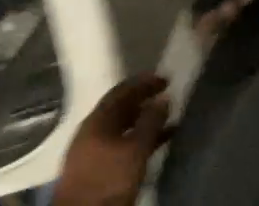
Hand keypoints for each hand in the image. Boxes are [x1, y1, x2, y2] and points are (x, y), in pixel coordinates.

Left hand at [55, 73, 171, 205]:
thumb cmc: (108, 180)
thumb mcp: (135, 150)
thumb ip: (151, 122)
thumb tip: (163, 98)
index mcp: (97, 120)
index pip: (122, 91)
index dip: (144, 82)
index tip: (165, 78)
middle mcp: (91, 130)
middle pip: (120, 108)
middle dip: (144, 100)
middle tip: (166, 95)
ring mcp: (91, 150)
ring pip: (121, 128)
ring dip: (143, 121)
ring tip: (166, 119)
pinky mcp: (95, 169)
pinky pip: (121, 144)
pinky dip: (138, 140)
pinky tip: (155, 144)